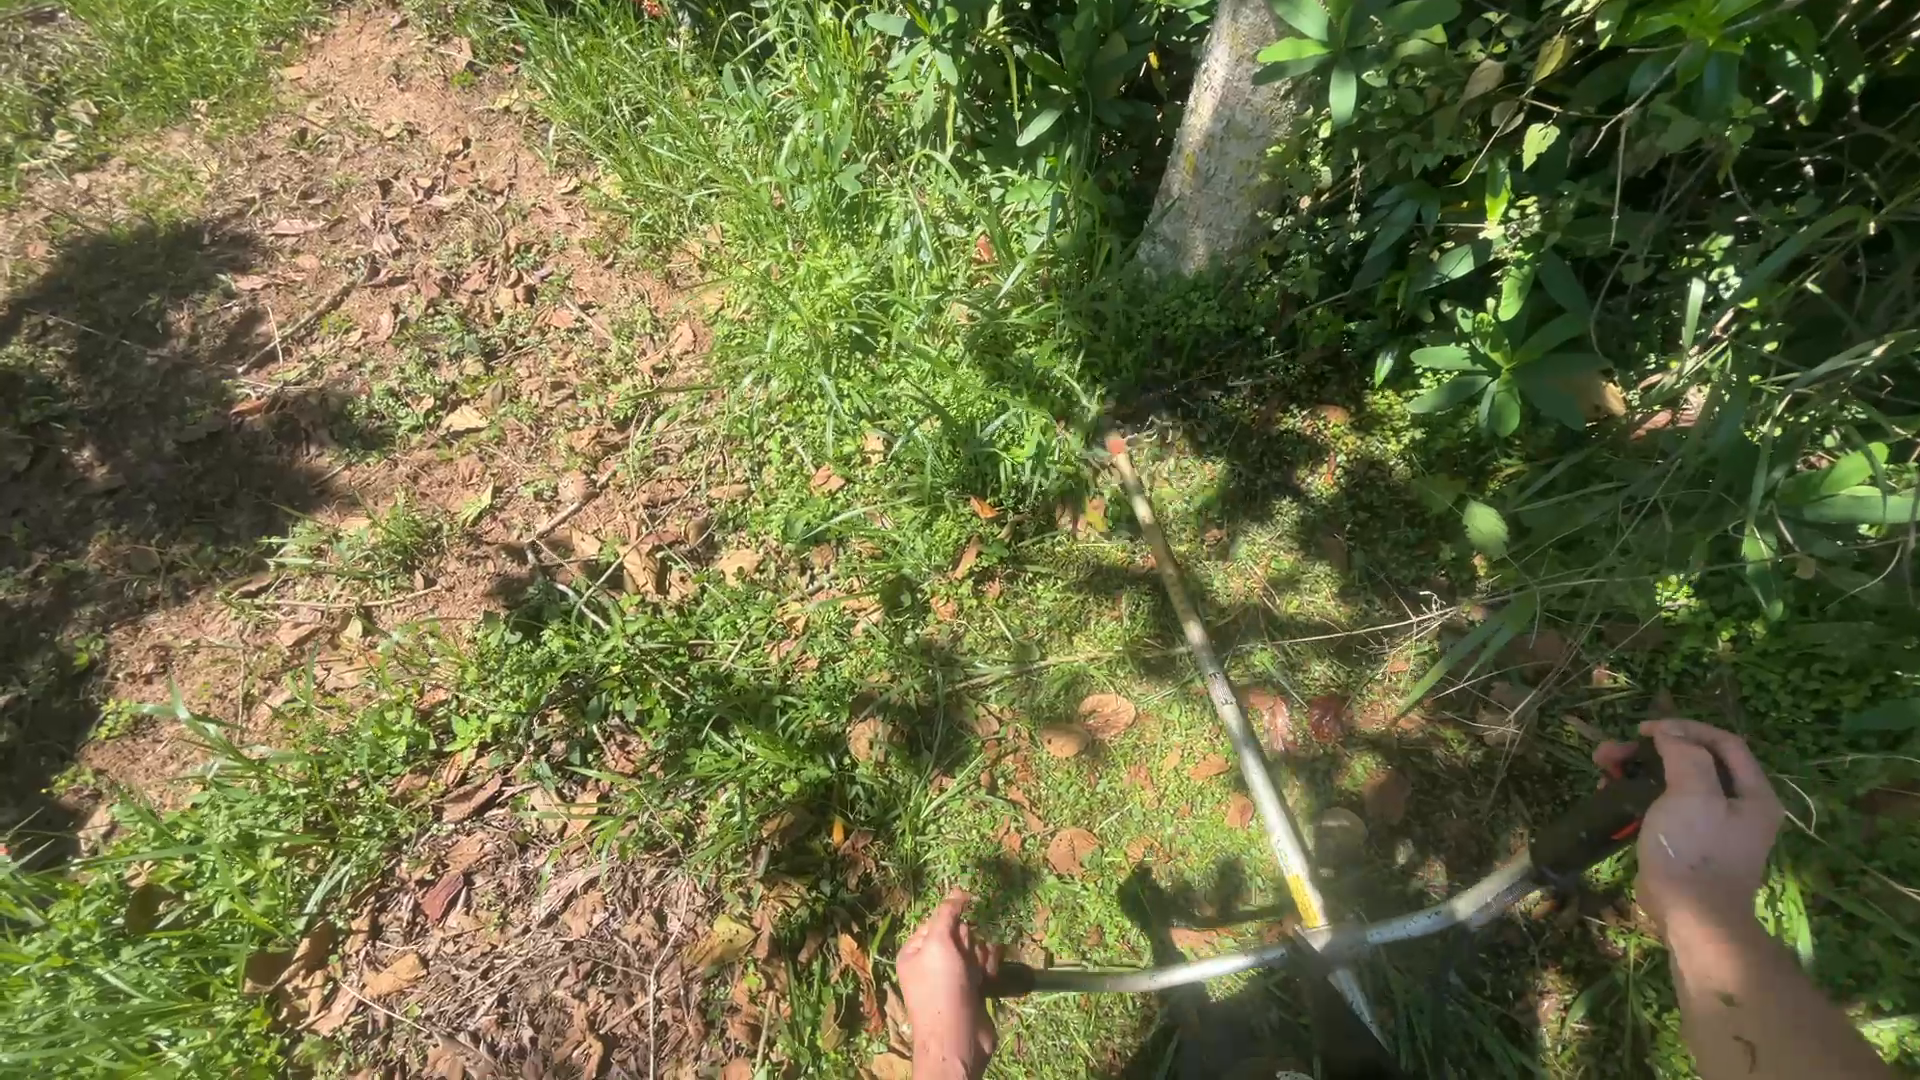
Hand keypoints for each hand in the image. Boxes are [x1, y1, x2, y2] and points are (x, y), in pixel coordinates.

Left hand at [896, 889, 997, 1079]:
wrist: (959, 1040)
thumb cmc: (942, 989)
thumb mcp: (939, 942)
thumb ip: (947, 912)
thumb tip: (957, 889)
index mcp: (915, 950)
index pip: (938, 920)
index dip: (951, 924)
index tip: (957, 934)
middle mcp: (932, 961)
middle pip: (959, 933)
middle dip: (968, 943)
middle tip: (966, 960)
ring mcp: (952, 976)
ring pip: (975, 947)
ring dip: (981, 955)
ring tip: (979, 974)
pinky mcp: (972, 987)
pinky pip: (984, 964)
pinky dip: (989, 967)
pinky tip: (989, 977)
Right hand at [1594, 719, 1783, 937]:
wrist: (1690, 910)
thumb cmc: (1695, 849)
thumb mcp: (1694, 796)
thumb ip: (1686, 756)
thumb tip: (1668, 733)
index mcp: (1752, 794)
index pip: (1724, 743)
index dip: (1685, 728)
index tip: (1644, 730)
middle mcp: (1736, 804)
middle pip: (1693, 759)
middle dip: (1650, 749)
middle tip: (1612, 752)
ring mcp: (1708, 821)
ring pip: (1670, 778)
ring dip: (1635, 766)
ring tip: (1602, 767)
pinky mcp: (1682, 834)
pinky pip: (1658, 799)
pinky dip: (1634, 788)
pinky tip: (1610, 790)